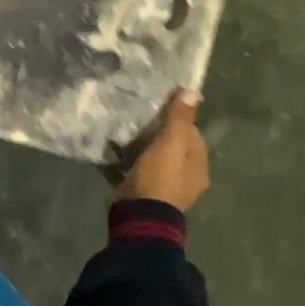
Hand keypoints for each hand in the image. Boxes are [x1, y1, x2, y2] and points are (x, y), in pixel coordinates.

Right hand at [118, 90, 209, 211]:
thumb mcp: (170, 144)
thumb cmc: (159, 177)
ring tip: (118, 130)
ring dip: (138, 146)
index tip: (156, 105)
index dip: (176, 118)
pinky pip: (131, 170)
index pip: (192, 134)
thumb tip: (192, 90)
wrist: (139, 214)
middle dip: (155, 131)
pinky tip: (107, 151)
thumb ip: (179, 118)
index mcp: (197, 165)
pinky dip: (121, 161)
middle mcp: (185, 176)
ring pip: (151, 158)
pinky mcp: (141, 191)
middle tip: (134, 115)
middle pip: (171, 146)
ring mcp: (162, 185)